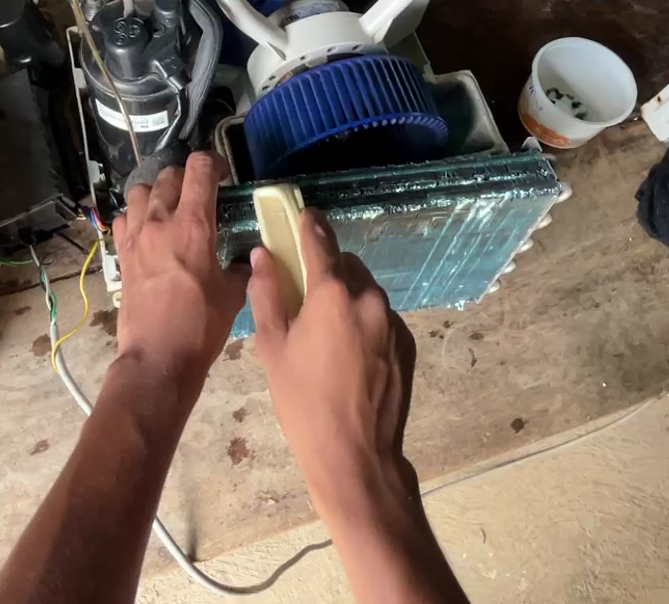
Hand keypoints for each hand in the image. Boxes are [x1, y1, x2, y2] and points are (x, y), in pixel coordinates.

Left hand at [111, 151, 248, 390]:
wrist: (158, 357)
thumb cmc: (201, 325)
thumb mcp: (233, 294)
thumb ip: (241, 267)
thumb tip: (247, 259)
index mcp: (193, 224)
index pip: (200, 168)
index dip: (214, 162)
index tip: (223, 174)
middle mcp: (161, 221)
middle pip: (169, 175)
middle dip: (188, 176)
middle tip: (201, 192)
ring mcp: (136, 237)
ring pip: (141, 191)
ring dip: (157, 191)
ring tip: (170, 206)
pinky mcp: (121, 254)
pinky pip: (124, 218)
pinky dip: (136, 215)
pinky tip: (148, 230)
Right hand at [249, 208, 419, 518]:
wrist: (357, 456)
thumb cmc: (303, 402)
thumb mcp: (273, 347)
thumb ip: (267, 293)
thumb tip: (261, 256)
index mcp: (332, 294)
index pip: (320, 240)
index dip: (309, 223)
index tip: (303, 213)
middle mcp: (368, 297)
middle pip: (346, 265)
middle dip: (328, 271)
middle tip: (307, 298)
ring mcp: (393, 320)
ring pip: (366, 290)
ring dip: (348, 296)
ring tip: (328, 333)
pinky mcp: (407, 342)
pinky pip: (381, 316)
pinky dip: (365, 321)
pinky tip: (351, 354)